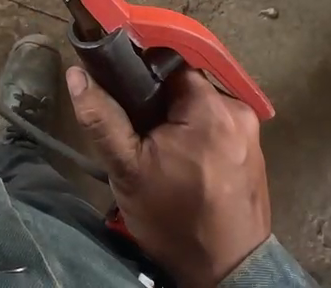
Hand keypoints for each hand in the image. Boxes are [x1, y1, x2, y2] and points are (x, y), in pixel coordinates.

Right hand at [68, 66, 271, 287]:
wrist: (226, 276)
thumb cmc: (175, 220)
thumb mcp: (127, 169)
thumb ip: (101, 118)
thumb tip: (76, 74)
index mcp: (211, 107)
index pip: (166, 63)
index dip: (138, 73)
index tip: (120, 94)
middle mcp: (238, 111)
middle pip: (183, 84)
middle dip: (156, 100)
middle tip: (136, 130)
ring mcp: (251, 134)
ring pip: (198, 106)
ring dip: (175, 118)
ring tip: (155, 148)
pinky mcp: (254, 154)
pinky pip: (215, 126)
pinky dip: (195, 135)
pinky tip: (180, 161)